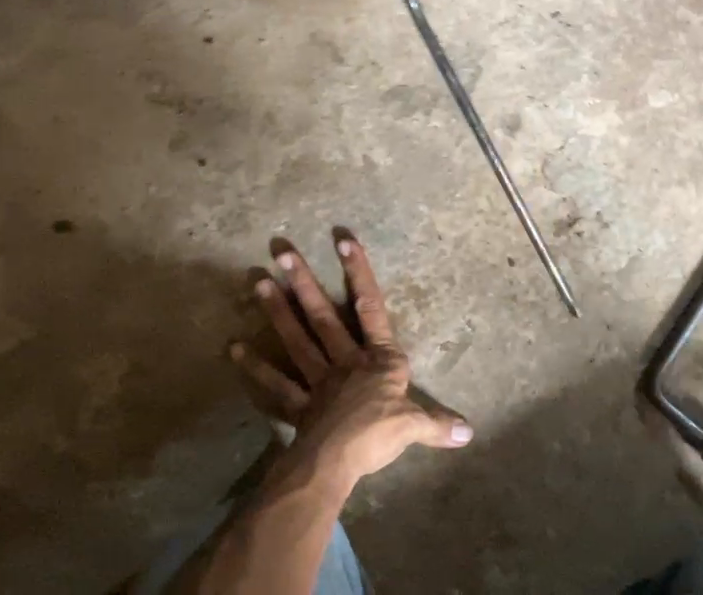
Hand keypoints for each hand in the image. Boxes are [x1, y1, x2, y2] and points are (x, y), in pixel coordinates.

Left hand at [229, 230, 471, 488]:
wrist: (336, 462)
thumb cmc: (379, 434)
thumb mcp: (416, 426)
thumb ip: (438, 424)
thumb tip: (468, 432)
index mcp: (379, 359)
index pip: (371, 307)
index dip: (359, 272)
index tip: (343, 240)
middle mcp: (346, 361)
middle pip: (323, 316)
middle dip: (303, 281)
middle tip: (280, 251)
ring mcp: (318, 381)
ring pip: (296, 339)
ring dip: (276, 310)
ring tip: (257, 281)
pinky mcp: (298, 405)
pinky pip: (275, 384)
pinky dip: (254, 367)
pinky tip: (233, 348)